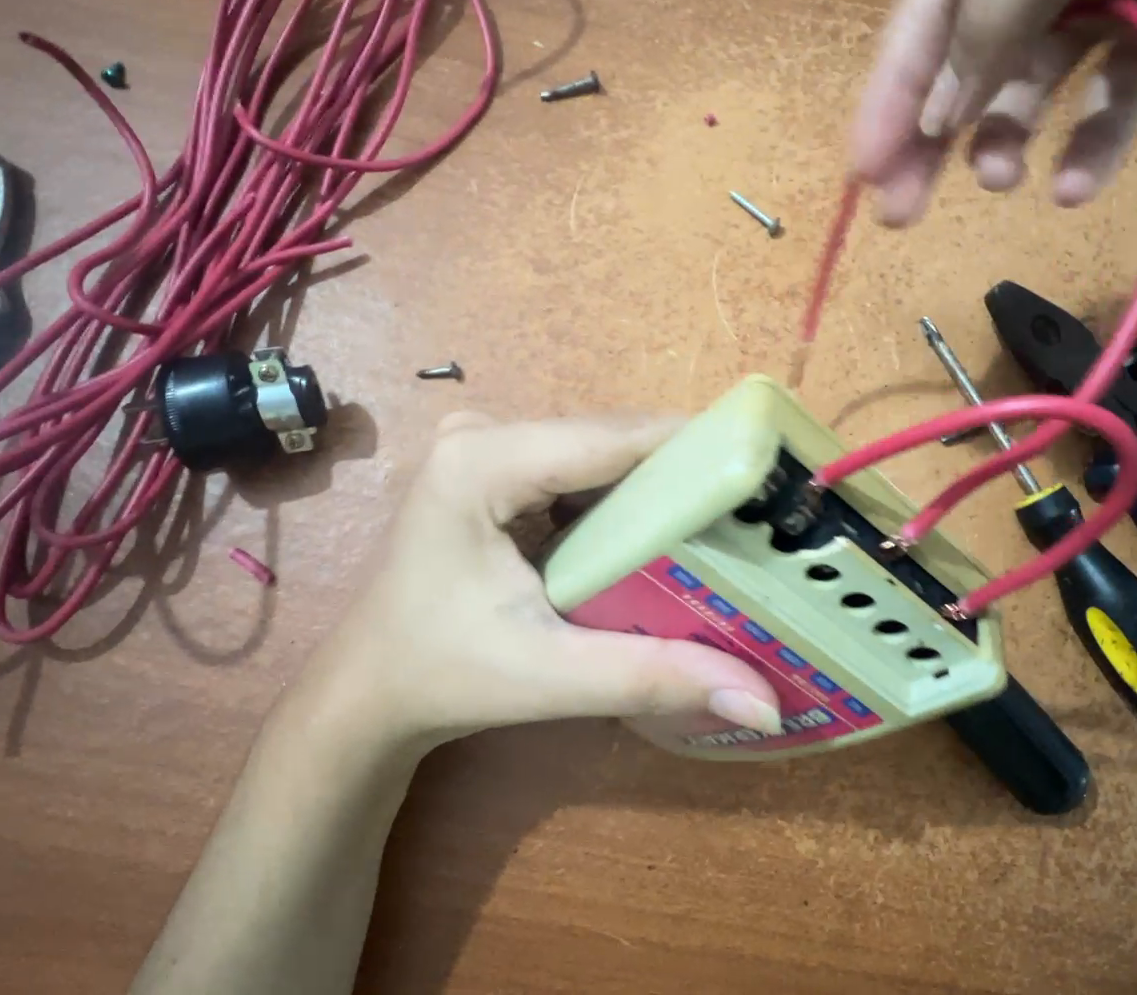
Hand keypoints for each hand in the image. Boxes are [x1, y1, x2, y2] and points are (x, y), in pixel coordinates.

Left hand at [291, 412, 781, 750]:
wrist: (367, 692)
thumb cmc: (441, 677)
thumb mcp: (549, 677)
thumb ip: (655, 678)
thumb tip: (762, 703)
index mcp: (481, 462)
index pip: (611, 437)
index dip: (694, 449)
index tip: (768, 472)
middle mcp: (480, 434)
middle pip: (608, 440)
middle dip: (681, 473)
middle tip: (757, 512)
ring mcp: (482, 446)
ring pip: (596, 454)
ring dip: (654, 487)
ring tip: (724, 522)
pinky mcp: (490, 468)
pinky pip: (575, 470)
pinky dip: (619, 499)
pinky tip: (659, 533)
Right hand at [855, 0, 1136, 224]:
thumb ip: (1009, 5)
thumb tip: (939, 108)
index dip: (892, 86)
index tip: (866, 169)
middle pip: (962, 50)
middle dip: (928, 134)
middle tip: (896, 214)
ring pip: (1022, 85)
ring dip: (1004, 141)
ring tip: (1003, 186)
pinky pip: (1099, 102)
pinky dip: (1084, 149)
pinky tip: (1077, 188)